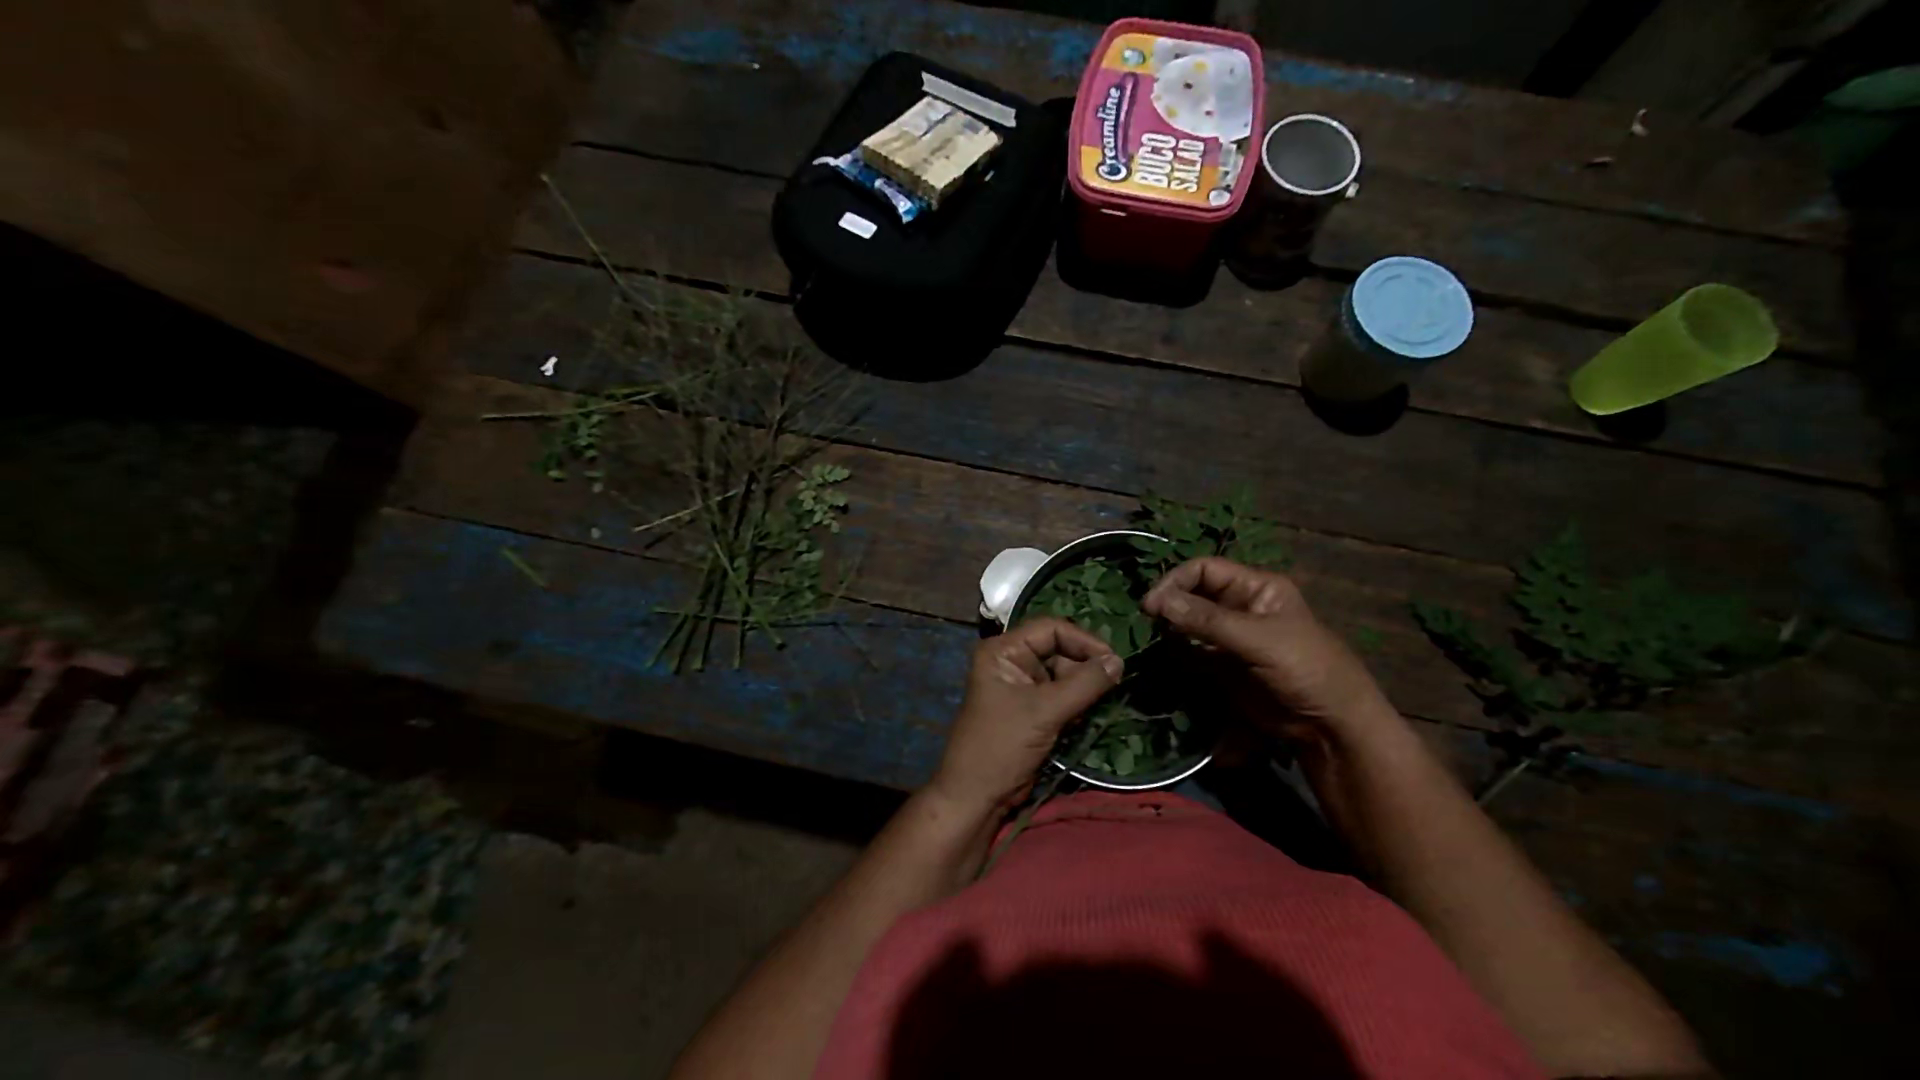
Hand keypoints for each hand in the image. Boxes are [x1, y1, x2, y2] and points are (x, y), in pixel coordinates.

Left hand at [930, 617, 1122, 815]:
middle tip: (1113, 685)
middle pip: (1059, 650)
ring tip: (1100, 704)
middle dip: (1085, 667)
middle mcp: (1011, 662)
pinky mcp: (1032, 709)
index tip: (1114, 660)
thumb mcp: (1045, 711)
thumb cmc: (1002, 745)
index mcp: (1003, 651)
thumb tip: (1119, 661)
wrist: (978, 795)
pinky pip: (1061, 696)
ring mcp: (1021, 686)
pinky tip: (1088, 716)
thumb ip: (1084, 684)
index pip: (1051, 629)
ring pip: (1064, 674)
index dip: (1083, 640)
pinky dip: (1077, 704)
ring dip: (1084, 688)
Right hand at [1142, 558, 1390, 737]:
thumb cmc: (1305, 668)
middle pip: (1192, 594)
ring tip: (1151, 640)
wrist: (1329, 725)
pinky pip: (1191, 650)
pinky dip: (1176, 652)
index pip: (1204, 570)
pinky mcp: (1222, 665)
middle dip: (1169, 604)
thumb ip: (1208, 620)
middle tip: (1146, 623)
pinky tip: (1166, 657)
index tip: (1151, 604)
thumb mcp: (1259, 639)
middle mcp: (1239, 606)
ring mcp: (1229, 636)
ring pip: (1188, 622)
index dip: (1175, 581)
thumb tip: (1158, 601)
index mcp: (1255, 588)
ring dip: (1169, 629)